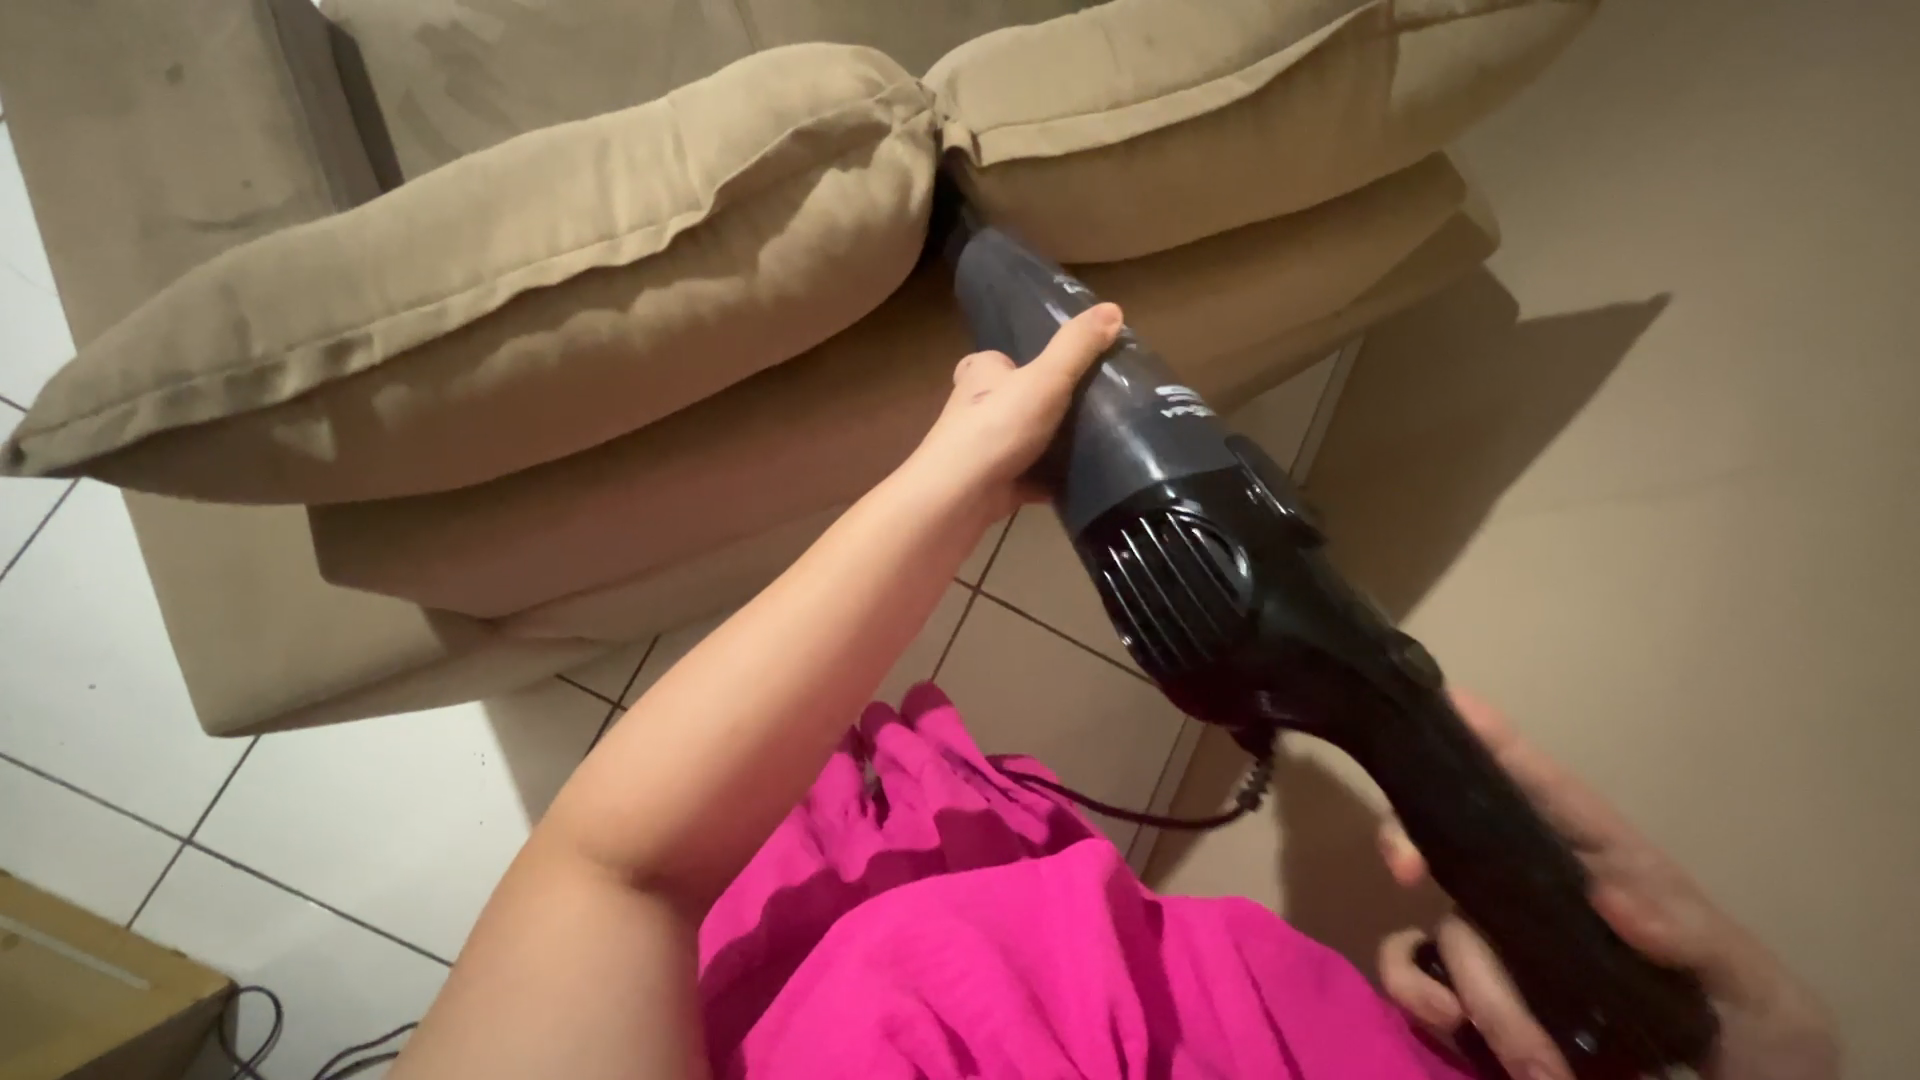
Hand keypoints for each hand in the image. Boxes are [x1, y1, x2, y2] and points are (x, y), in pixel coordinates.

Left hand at [903, 303, 1122, 519]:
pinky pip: (1030, 481)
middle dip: (1045, 407)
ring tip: (1096, 443)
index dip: (1022, 362)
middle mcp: (976, 411)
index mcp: (981, 375)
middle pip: (1014, 403)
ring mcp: (984, 453)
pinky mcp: (994, 489)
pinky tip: (1082, 483)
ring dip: (1050, 446)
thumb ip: (1077, 346)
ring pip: (1023, 443)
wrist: (958, 497)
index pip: (997, 361)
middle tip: (1091, 408)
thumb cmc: (996, 427)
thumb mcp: (1045, 378)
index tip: (1059, 369)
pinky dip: (1052, 483)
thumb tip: (1114, 308)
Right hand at [1376, 692, 1837, 1079]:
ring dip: (1478, 991)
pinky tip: (1454, 1027)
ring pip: (1441, 928)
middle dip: (1407, 834)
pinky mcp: (1465, 991)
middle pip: (1445, 830)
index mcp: (1599, 867)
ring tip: (1536, 1063)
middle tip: (1405, 868)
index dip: (1493, 740)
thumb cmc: (1745, 1039)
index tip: (1448, 701)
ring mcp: (1493, 938)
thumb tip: (1606, 895)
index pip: (1543, 790)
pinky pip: (1408, 968)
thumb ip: (1694, 936)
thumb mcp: (1761, 997)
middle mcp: (1530, 889)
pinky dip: (1413, 991)